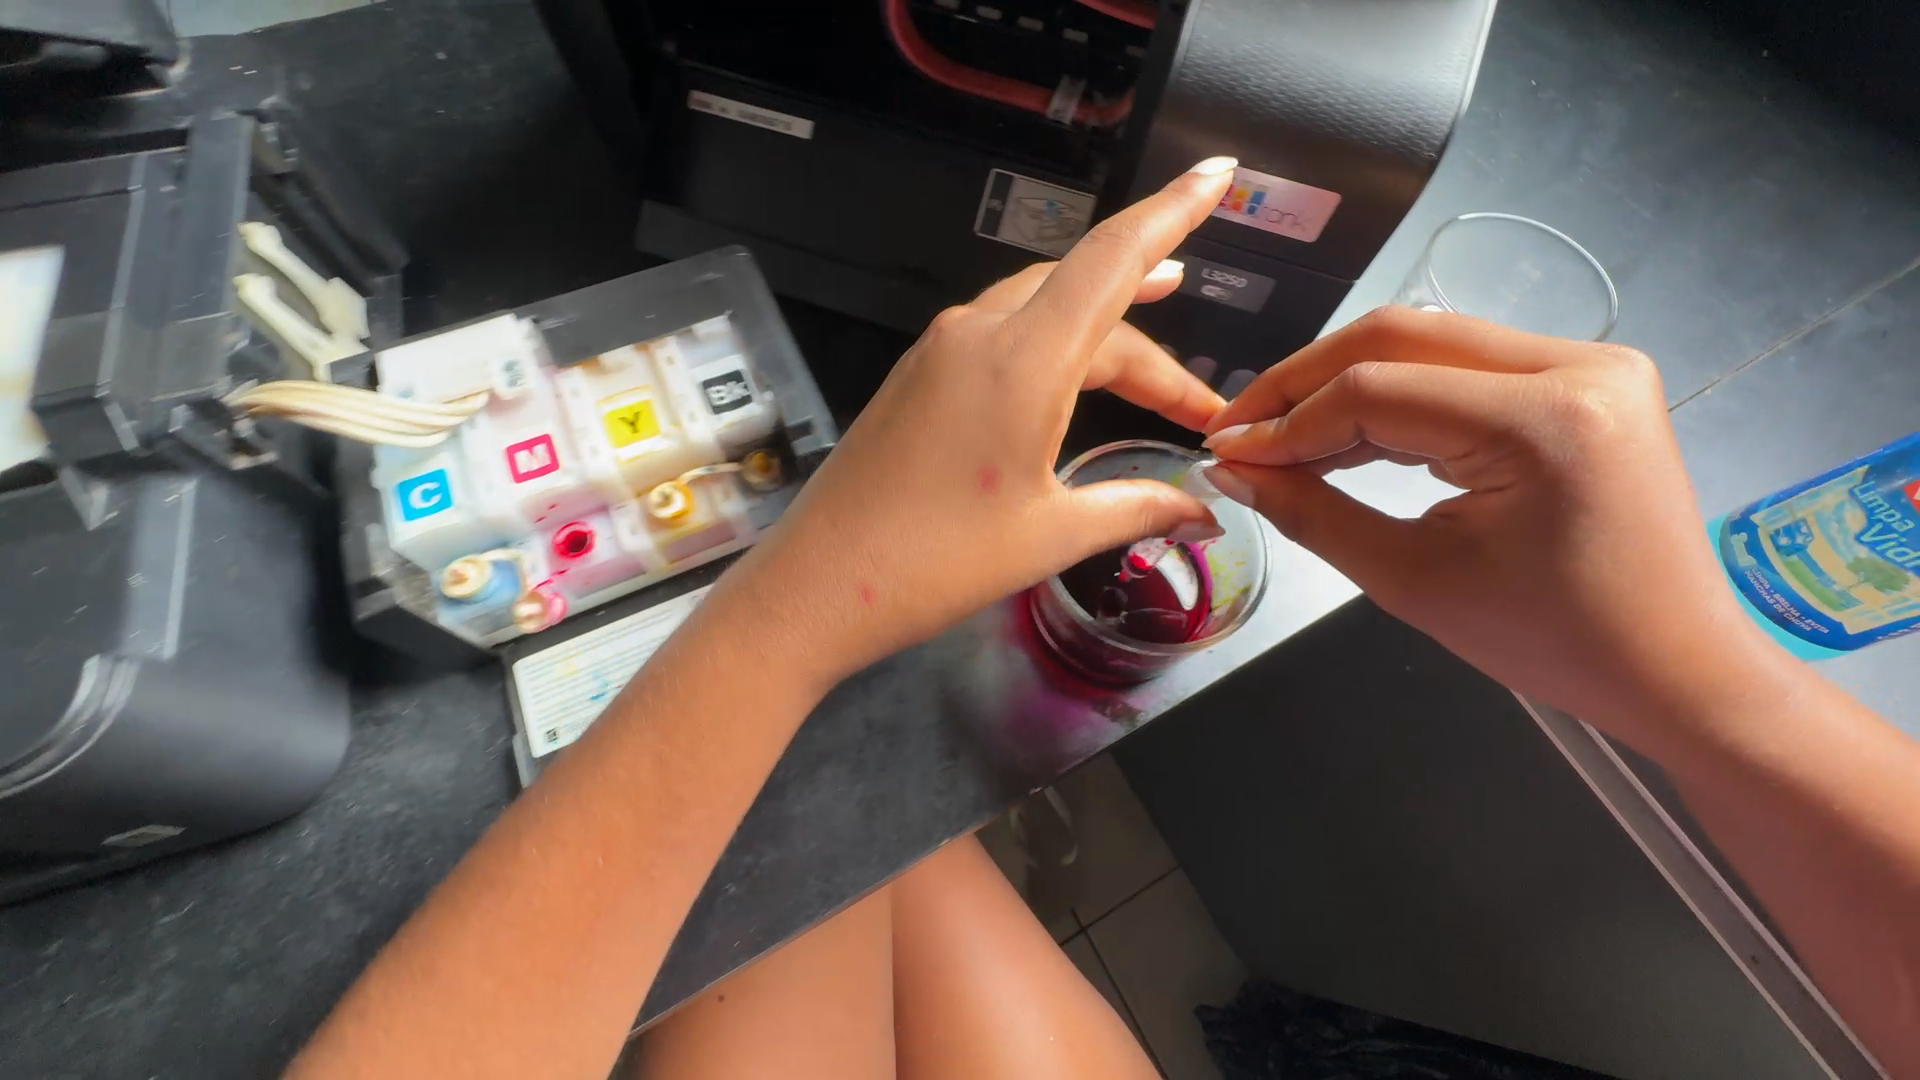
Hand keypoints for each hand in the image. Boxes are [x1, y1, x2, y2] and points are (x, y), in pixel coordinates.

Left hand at [708, 158, 1241, 686]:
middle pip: (1085, 300)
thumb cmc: (940, 562)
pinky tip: (1067, 381)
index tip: (1218, 174)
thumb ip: (1137, 507)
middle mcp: (978, 333)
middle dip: (1150, 345)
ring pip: (1040, 317)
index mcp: (1022, 359)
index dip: (1172, 213)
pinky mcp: (916, 375)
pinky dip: (1050, 353)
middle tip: (1196, 405)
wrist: (821, 583)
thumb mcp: (1052, 535)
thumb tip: (1205, 511)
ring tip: (1152, 367)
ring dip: (1100, 340)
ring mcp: (939, 350)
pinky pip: (1000, 340)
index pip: (1112, 260)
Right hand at [1201, 307, 1763, 736]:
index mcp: (1544, 421)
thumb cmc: (1544, 639)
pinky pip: (1452, 369)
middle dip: (1299, 383)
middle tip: (1237, 430)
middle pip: (1395, 337)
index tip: (1223, 455)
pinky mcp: (1576, 380)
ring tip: (1275, 437)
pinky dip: (1383, 398)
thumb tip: (1229, 472)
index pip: (1374, 391)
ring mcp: (1584, 364)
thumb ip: (1309, 512)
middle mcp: (1574, 365)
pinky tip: (1335, 436)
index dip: (1285, 423)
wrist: (1670, 667)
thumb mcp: (1408, 579)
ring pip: (1420, 343)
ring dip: (1335, 386)